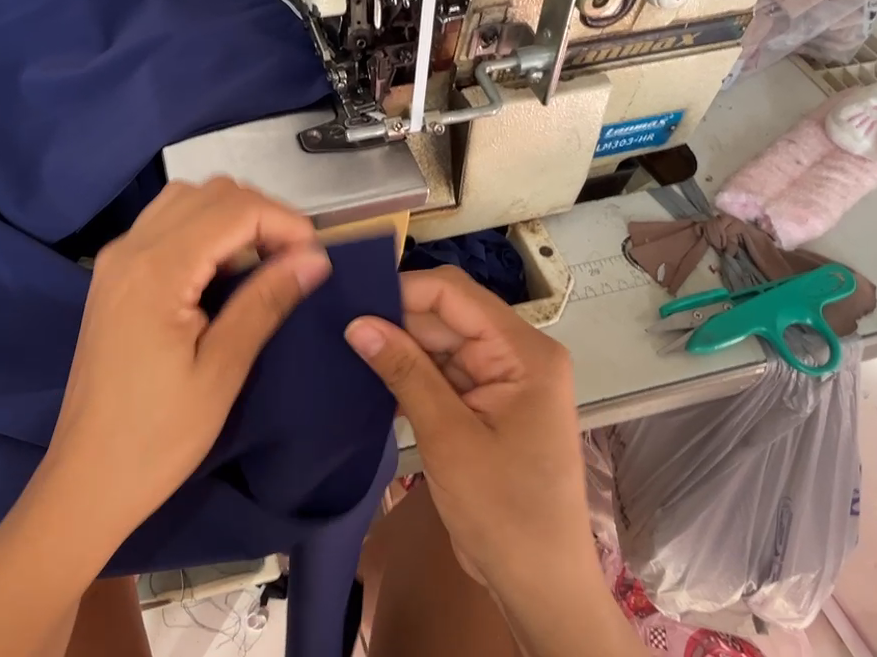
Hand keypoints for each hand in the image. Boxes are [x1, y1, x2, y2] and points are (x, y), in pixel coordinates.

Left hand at [44, 178, 332, 533]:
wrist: (88, 478)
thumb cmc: (159, 436)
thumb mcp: (223, 370)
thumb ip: (266, 301)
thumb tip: (315, 258)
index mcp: (156, 269)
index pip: (234, 209)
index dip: (284, 222)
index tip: (316, 258)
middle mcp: (129, 249)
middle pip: (208, 192)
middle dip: (260, 214)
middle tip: (294, 261)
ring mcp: (115, 260)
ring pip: (184, 201)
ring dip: (230, 217)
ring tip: (262, 263)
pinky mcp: (111, 276)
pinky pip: (163, 225)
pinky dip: (201, 230)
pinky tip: (222, 273)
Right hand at [344, 267, 589, 595]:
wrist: (539, 584)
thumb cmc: (504, 510)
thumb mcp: (448, 437)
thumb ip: (404, 372)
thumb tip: (357, 323)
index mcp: (523, 352)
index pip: (454, 294)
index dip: (403, 291)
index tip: (351, 303)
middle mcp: (516, 355)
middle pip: (446, 317)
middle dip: (396, 322)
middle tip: (337, 329)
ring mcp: (501, 381)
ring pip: (440, 344)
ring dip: (400, 351)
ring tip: (344, 350)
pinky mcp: (485, 406)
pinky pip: (442, 374)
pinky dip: (411, 377)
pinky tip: (370, 381)